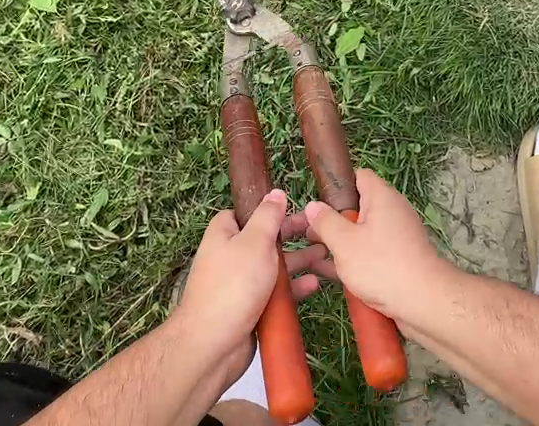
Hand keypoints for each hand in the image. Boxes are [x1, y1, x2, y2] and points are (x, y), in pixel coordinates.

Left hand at [170, 190, 328, 388]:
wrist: (213, 345)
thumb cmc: (234, 284)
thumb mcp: (255, 241)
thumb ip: (268, 216)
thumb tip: (276, 192)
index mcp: (225, 232)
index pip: (247, 212)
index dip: (270, 210)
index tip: (295, 208)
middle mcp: (231, 255)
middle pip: (266, 239)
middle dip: (293, 236)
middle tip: (320, 231)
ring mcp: (241, 283)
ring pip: (273, 266)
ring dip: (298, 261)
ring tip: (326, 256)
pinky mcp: (250, 307)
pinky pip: (275, 292)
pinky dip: (293, 288)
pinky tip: (313, 285)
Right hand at [303, 169, 455, 327]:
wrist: (424, 302)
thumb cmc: (381, 266)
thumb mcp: (344, 243)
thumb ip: (326, 222)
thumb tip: (313, 206)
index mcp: (381, 196)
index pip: (357, 176)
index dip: (336, 187)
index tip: (319, 206)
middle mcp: (393, 209)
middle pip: (359, 206)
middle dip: (336, 221)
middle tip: (314, 238)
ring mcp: (399, 234)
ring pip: (364, 232)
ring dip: (344, 245)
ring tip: (320, 260)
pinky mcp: (402, 257)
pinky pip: (374, 251)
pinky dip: (358, 260)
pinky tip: (339, 277)